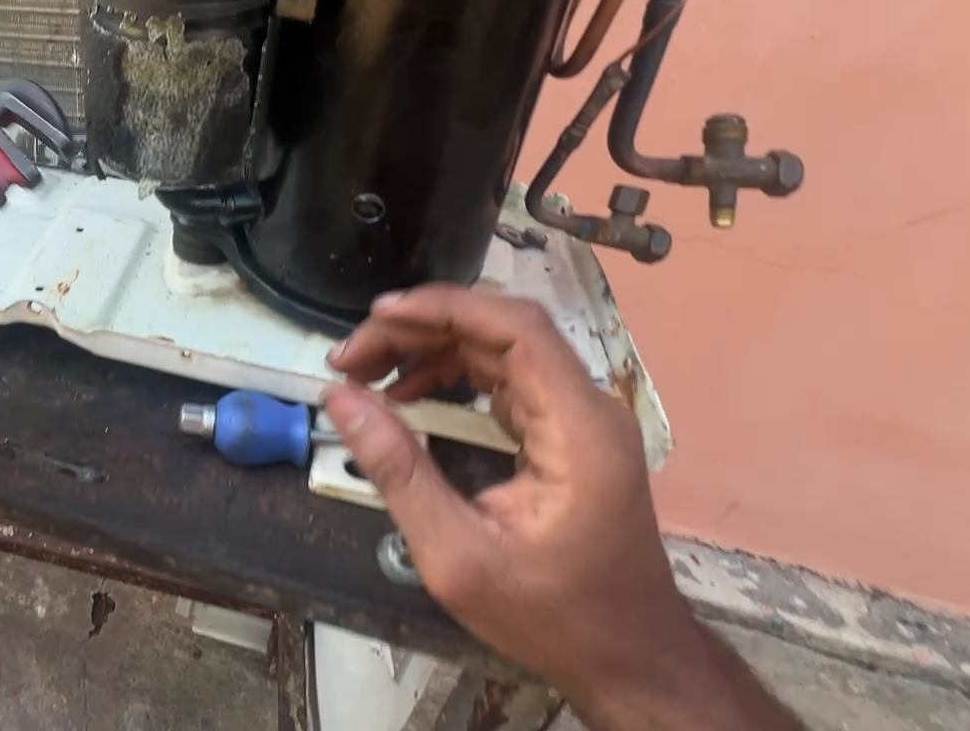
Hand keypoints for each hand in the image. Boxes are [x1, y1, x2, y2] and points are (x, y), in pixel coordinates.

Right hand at [323, 286, 701, 713]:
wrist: (630, 661)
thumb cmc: (552, 617)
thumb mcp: (457, 555)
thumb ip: (398, 470)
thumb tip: (340, 397)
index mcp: (578, 430)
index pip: (515, 328)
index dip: (443, 307)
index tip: (377, 316)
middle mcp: (585, 407)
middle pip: (496, 329)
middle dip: (416, 328)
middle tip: (350, 357)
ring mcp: (576, 415)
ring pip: (492, 346)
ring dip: (424, 347)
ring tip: (363, 370)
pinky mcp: (561, 428)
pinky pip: (497, 374)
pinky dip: (444, 371)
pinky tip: (402, 393)